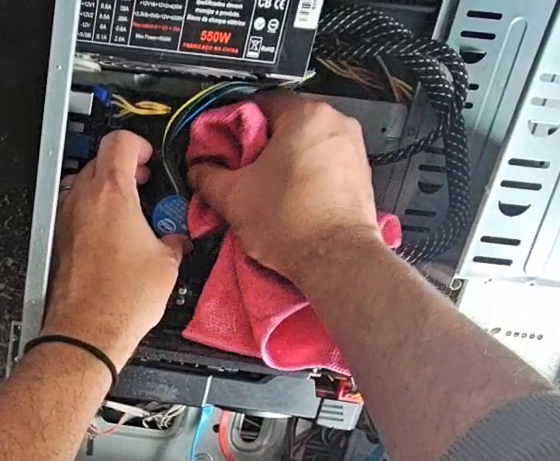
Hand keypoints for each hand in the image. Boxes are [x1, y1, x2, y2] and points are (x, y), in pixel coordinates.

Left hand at [42, 130, 188, 369]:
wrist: (88, 333)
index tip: (149, 159)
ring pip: (84, 189)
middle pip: (100, 162)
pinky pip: (77, 217)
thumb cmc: (119, 300)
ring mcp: (66, 223)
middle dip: (124, 170)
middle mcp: (82, 202)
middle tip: (144, 187)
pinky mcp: (60, 245)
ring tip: (130, 216)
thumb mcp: (167, 265)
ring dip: (106, 194)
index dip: (139, 145)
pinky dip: (94, 218)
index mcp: (111, 194)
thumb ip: (173, 239)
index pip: (120, 142)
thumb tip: (175, 241)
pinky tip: (114, 242)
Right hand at [189, 92, 384, 279]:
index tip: (222, 145)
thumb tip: (199, 170)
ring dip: (281, 165)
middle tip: (239, 173)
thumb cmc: (291, 223)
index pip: (260, 103)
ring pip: (304, 147)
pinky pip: (322, 167)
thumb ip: (209, 177)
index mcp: (305, 116)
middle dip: (258, 148)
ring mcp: (352, 148)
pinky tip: (288, 203)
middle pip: (285, 125)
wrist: (334, 258)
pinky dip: (303, 179)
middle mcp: (335, 123)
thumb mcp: (234, 197)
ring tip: (262, 193)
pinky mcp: (359, 174)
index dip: (233, 124)